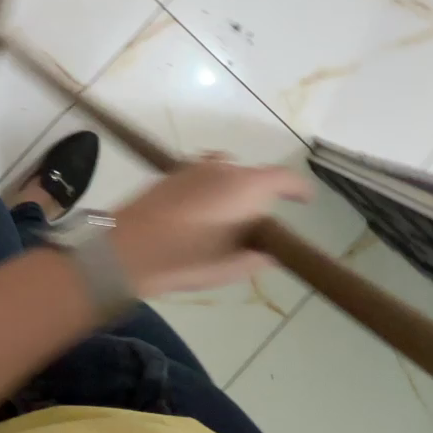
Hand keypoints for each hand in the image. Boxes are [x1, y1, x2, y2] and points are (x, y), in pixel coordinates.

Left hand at [107, 160, 311, 296]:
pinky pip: (202, 175)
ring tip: (224, 221)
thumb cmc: (186, 259)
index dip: (298, 189)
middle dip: (259, 196)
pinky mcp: (171, 172)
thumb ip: (258, 255)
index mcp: (245, 186)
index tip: (305, 200)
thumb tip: (268, 250)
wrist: (128, 249)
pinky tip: (198, 215)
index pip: (284, 178)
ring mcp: (194, 166)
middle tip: (255, 226)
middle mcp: (223, 167)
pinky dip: (209, 188)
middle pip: (253, 176)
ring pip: (226, 173)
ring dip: (231, 190)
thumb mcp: (232, 267)